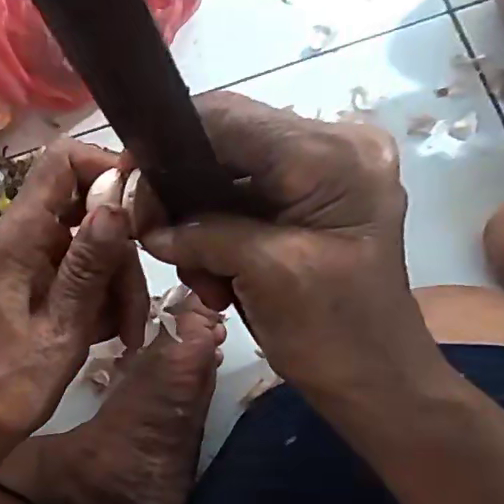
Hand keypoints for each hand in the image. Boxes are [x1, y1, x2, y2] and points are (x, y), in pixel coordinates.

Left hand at [0, 140, 147, 438]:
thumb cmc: (17, 378)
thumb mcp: (63, 324)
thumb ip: (88, 263)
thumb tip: (116, 203)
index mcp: (20, 235)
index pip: (62, 160)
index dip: (106, 167)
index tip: (144, 206)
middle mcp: (24, 234)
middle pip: (90, 204)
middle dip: (122, 248)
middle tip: (134, 300)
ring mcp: (35, 256)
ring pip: (97, 241)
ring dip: (119, 283)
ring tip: (124, 330)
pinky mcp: (44, 278)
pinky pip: (88, 267)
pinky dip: (107, 295)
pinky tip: (112, 331)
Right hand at [137, 93, 437, 396]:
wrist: (377, 383)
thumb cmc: (336, 333)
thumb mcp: (268, 274)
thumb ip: (206, 234)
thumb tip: (150, 226)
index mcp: (334, 157)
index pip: (228, 120)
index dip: (167, 144)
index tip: (125, 182)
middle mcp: (330, 148)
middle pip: (222, 142)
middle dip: (178, 190)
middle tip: (150, 235)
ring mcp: (317, 174)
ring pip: (220, 174)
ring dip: (194, 222)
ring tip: (199, 274)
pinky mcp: (302, 201)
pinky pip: (234, 200)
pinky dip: (211, 235)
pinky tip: (214, 275)